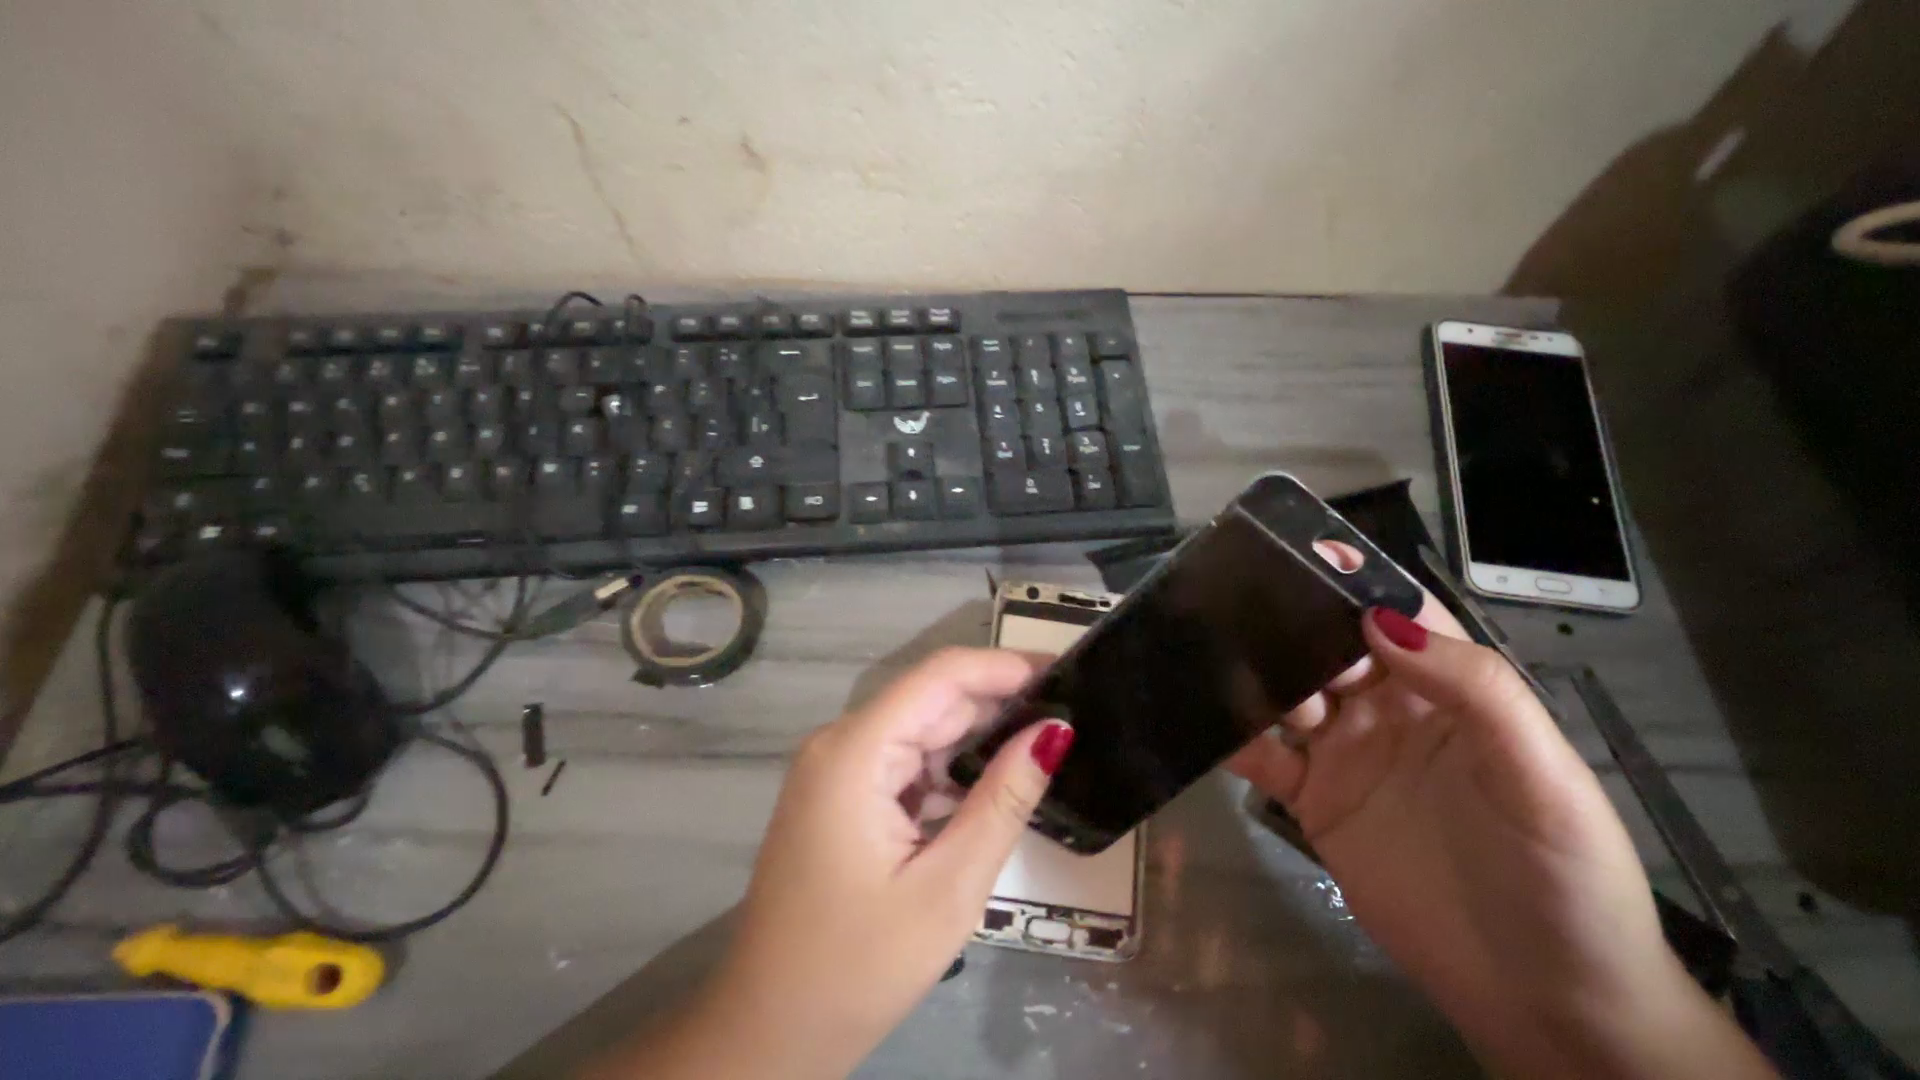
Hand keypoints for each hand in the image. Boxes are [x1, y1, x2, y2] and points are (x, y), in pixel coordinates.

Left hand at [589, 648, 1071, 1079]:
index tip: (1067, 676)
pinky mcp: (838, 798)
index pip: (940, 677)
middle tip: (1073, 719)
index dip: (1004, 667)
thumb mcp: (948, 887)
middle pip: (929, 700)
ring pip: (918, 731)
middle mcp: (838, 746)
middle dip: (999, 703)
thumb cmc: (861, 964)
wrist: (773, 1027)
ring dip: (976, 738)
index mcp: (855, 754)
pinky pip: (902, 763)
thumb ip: (1002, 800)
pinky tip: (993, 783)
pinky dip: (947, 769)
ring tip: (1046, 746)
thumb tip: (1055, 731)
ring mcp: (834, 772)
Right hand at [1229, 601, 1774, 1078]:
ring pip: (1290, 695)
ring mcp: (1348, 757)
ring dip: (1261, 677)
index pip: (1401, 617)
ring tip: (1227, 667)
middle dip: (1294, 625)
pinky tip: (1215, 728)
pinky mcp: (1314, 804)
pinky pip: (1266, 760)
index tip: (1302, 553)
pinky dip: (1238, 740)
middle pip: (1332, 648)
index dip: (1358, 582)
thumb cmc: (1562, 875)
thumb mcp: (1540, 775)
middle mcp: (1393, 712)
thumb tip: (1379, 620)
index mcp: (1453, 692)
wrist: (1543, 997)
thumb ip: (1475, 691)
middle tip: (1247, 613)